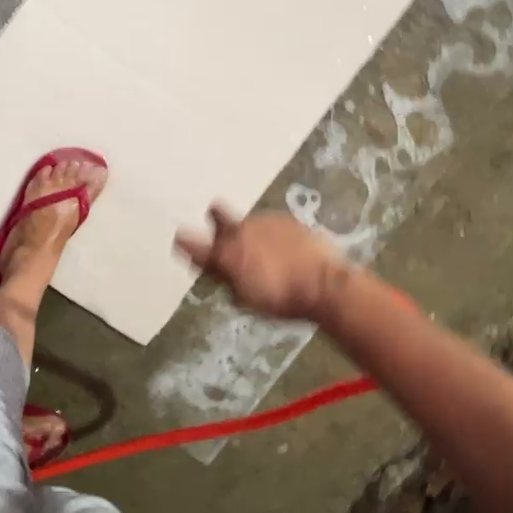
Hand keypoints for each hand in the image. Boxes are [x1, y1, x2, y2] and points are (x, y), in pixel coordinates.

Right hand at [175, 205, 352, 320]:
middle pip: (218, 214)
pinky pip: (274, 226)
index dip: (187, 241)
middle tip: (230, 244)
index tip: (185, 244)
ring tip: (270, 259)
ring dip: (253, 235)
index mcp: (227, 248)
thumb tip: (187, 248)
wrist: (327, 286)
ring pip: (250, 223)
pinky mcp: (291, 220)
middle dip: (218, 222)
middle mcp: (242, 227)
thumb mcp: (243, 296)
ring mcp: (268, 220)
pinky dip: (275, 238)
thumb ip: (217, 272)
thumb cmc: (281, 298)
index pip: (192, 237)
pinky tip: (289, 255)